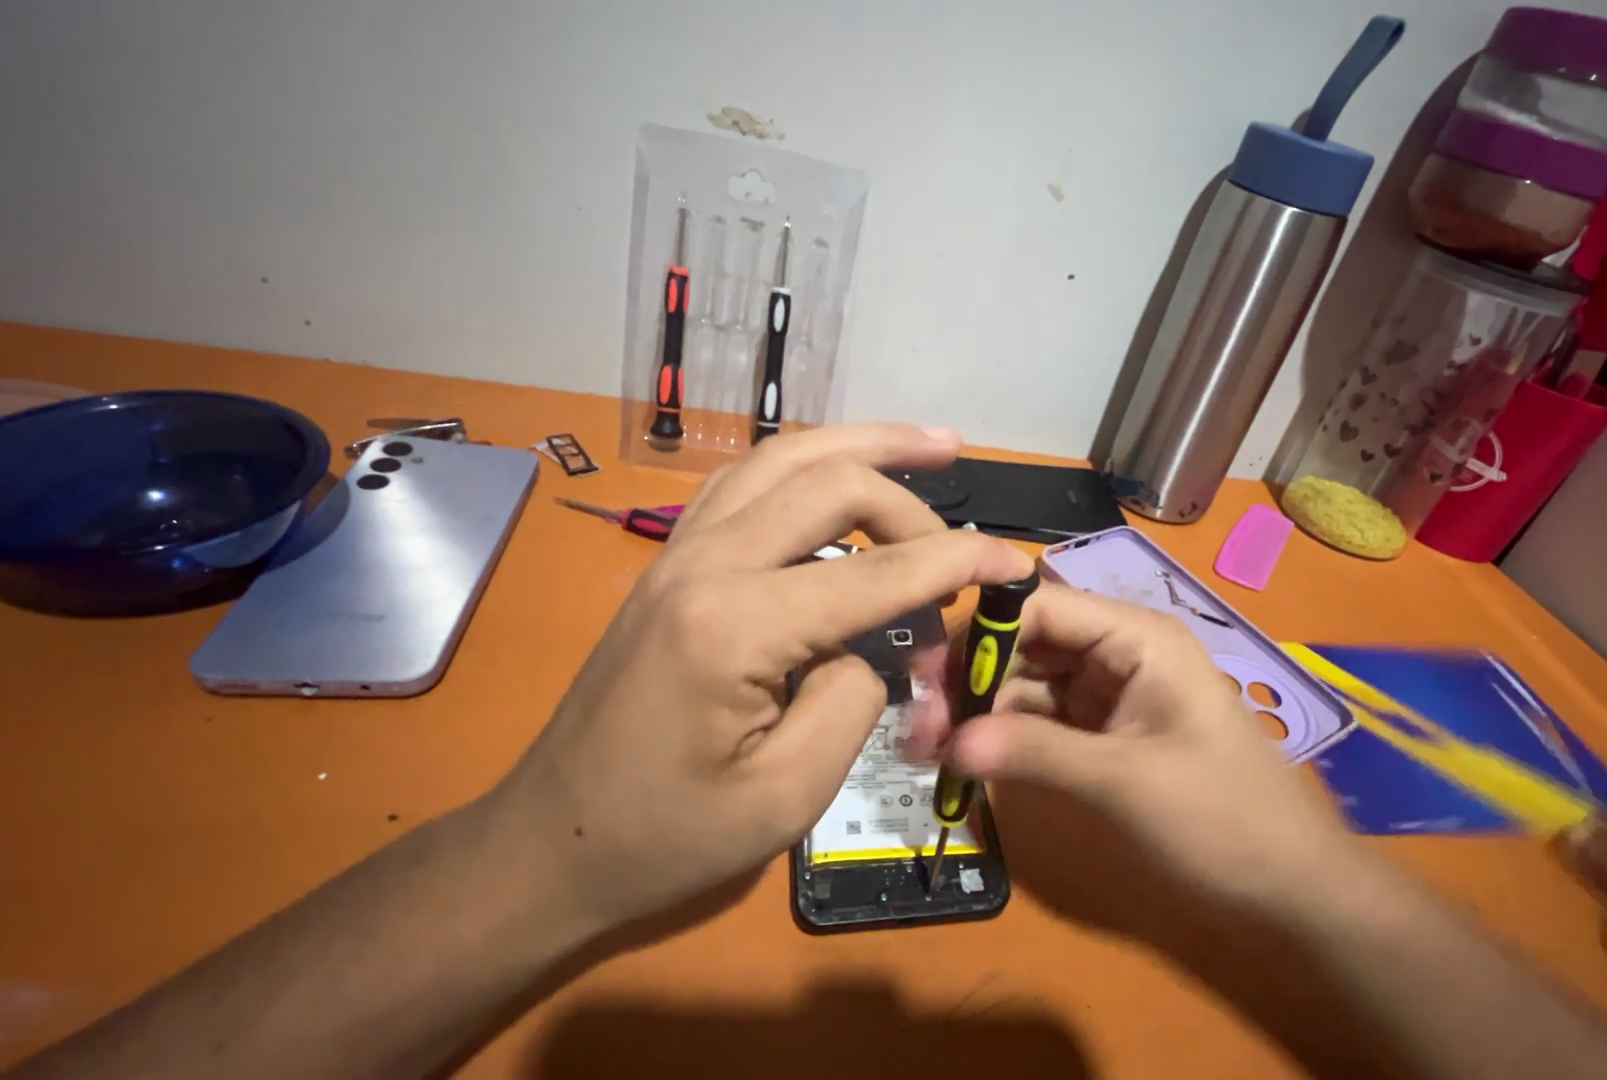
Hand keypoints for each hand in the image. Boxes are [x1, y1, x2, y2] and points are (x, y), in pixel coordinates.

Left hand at [497, 425, 1032, 929]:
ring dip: (861, 444)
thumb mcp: (788, 794)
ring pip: (781, 458)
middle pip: (828, 482)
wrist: (553, 841)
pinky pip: (747, 483)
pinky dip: (809, 466)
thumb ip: (855, 697)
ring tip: (930, 443)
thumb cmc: (669, 836)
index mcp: (734, 625)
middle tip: (966, 542)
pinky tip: (842, 475)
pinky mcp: (672, 562)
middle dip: (912, 505)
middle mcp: (703, 562)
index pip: (875, 572)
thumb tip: (876, 641)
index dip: (956, 562)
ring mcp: (678, 552)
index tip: (1013, 563)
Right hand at [909, 585, 1355, 910]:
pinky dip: (1002, 736)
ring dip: (978, 710)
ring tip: (926, 747)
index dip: (979, 632)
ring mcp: (1108, 693)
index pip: (1040, 606)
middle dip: (970, 679)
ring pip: (1025, 683)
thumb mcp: (1123, 781)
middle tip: (916, 726)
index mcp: (1135, 637)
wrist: (1288, 888)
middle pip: (1025, 643)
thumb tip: (945, 742)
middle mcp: (1117, 652)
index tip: (925, 676)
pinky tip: (963, 758)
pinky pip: (1039, 720)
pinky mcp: (1101, 733)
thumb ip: (1033, 752)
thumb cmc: (1220, 818)